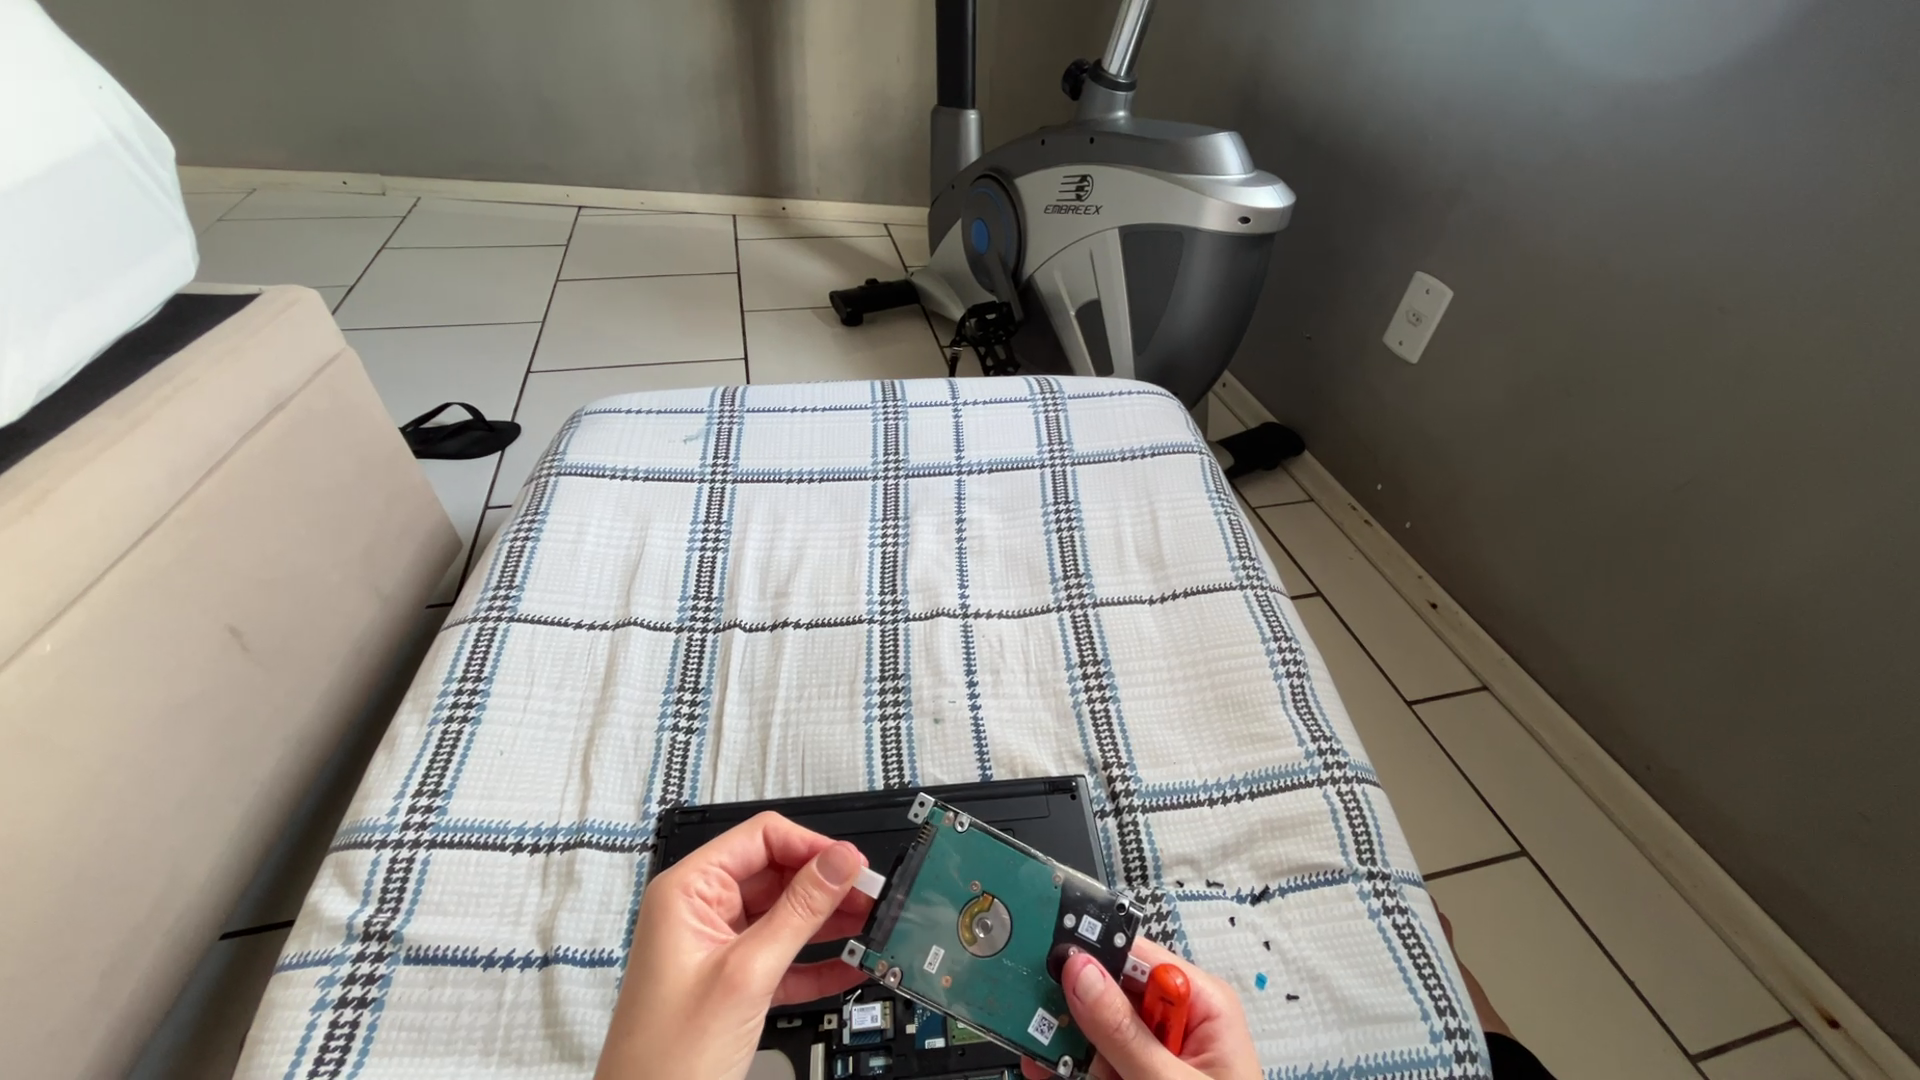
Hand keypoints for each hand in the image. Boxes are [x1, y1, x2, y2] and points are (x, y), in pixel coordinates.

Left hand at [596, 812, 874, 1079]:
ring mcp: (720, 946)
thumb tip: (839, 861)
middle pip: (779, 874)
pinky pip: (786, 955)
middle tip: (870, 897)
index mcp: (689, 891)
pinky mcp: (736, 980)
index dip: (810, 846)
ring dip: (829, 922)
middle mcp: (702, 910)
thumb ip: (799, 911)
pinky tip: (851, 965)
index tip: (850, 864)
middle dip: (827, 886)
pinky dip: (818, 961)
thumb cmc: (666, 1060)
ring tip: (870, 925)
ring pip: (787, 914)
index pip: (760, 838)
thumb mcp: (746, 973)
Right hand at [1022, 939, 1260, 1079]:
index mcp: (1201, 1002)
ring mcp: (1157, 1052)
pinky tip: (1044, 1067)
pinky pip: (1099, 1061)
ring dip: (1063, 1040)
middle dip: (1070, 1005)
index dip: (1090, 953)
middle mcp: (1177, 1018)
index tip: (1045, 959)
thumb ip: (1125, 1032)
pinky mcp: (1140, 1076)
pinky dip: (1071, 1065)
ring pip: (1096, 1029)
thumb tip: (1080, 968)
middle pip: (1109, 992)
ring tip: (1031, 1047)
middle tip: (1028, 1010)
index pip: (1135, 956)